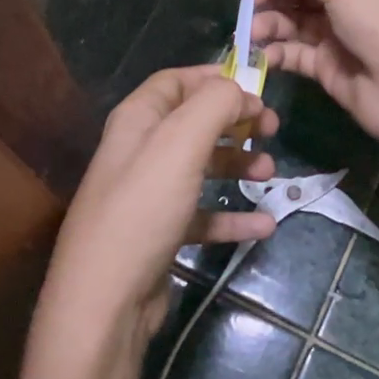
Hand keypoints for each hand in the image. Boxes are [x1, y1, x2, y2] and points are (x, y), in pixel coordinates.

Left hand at [43, 66, 280, 342]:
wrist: (106, 299)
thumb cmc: (143, 209)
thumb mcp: (180, 144)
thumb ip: (215, 105)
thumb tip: (241, 91)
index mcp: (137, 120)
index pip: (175, 81)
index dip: (216, 79)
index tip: (258, 88)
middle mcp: (139, 151)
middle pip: (193, 123)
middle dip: (235, 122)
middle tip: (272, 129)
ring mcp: (149, 195)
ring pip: (201, 168)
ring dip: (238, 164)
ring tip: (269, 173)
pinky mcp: (160, 233)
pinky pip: (203, 215)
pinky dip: (233, 217)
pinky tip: (264, 226)